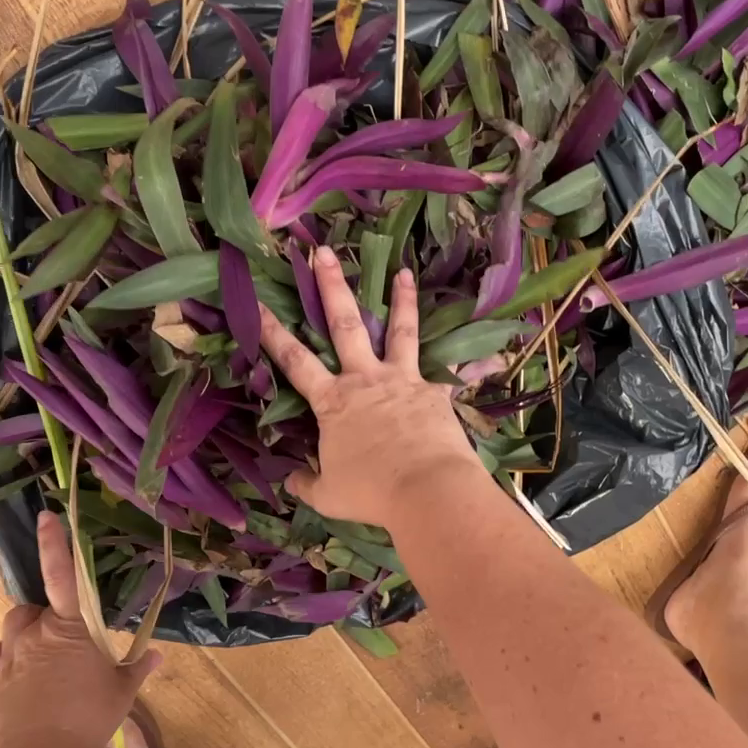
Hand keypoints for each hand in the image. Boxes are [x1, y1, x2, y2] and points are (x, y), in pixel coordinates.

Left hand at [0, 512, 157, 747]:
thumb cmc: (88, 718)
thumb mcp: (121, 693)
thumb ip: (136, 669)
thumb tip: (157, 655)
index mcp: (72, 628)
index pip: (63, 576)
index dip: (54, 543)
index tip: (47, 514)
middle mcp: (36, 634)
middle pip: (33, 608)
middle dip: (46, 615)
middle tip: (65, 638)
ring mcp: (10, 656)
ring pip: (11, 626)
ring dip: (23, 632)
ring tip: (39, 653)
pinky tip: (12, 670)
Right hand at [257, 247, 483, 528]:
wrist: (425, 490)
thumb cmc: (371, 493)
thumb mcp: (328, 494)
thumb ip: (307, 483)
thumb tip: (291, 479)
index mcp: (334, 402)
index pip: (294, 360)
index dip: (272, 331)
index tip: (257, 302)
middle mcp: (366, 380)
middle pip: (344, 325)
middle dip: (331, 286)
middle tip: (323, 253)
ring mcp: (403, 381)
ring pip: (400, 331)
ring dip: (401, 300)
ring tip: (404, 271)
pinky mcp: (435, 392)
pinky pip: (452, 372)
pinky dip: (473, 362)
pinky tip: (491, 349)